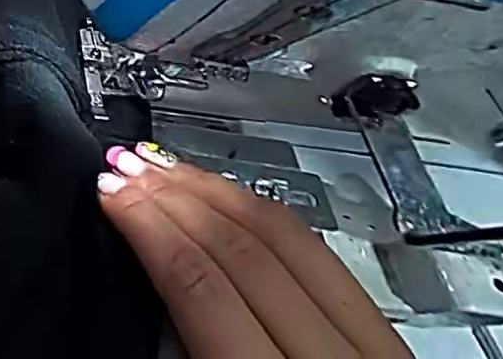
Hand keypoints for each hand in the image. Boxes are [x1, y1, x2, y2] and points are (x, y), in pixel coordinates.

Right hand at [99, 144, 410, 358]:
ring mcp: (380, 352)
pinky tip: (223, 192)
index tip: (109, 190)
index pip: (204, 288)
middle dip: (172, 195)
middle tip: (124, 163)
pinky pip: (317, 251)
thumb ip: (183, 358)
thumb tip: (145, 286)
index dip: (148, 227)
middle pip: (243, 250)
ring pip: (285, 234)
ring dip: (212, 188)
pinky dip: (259, 209)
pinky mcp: (393, 342)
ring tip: (161, 163)